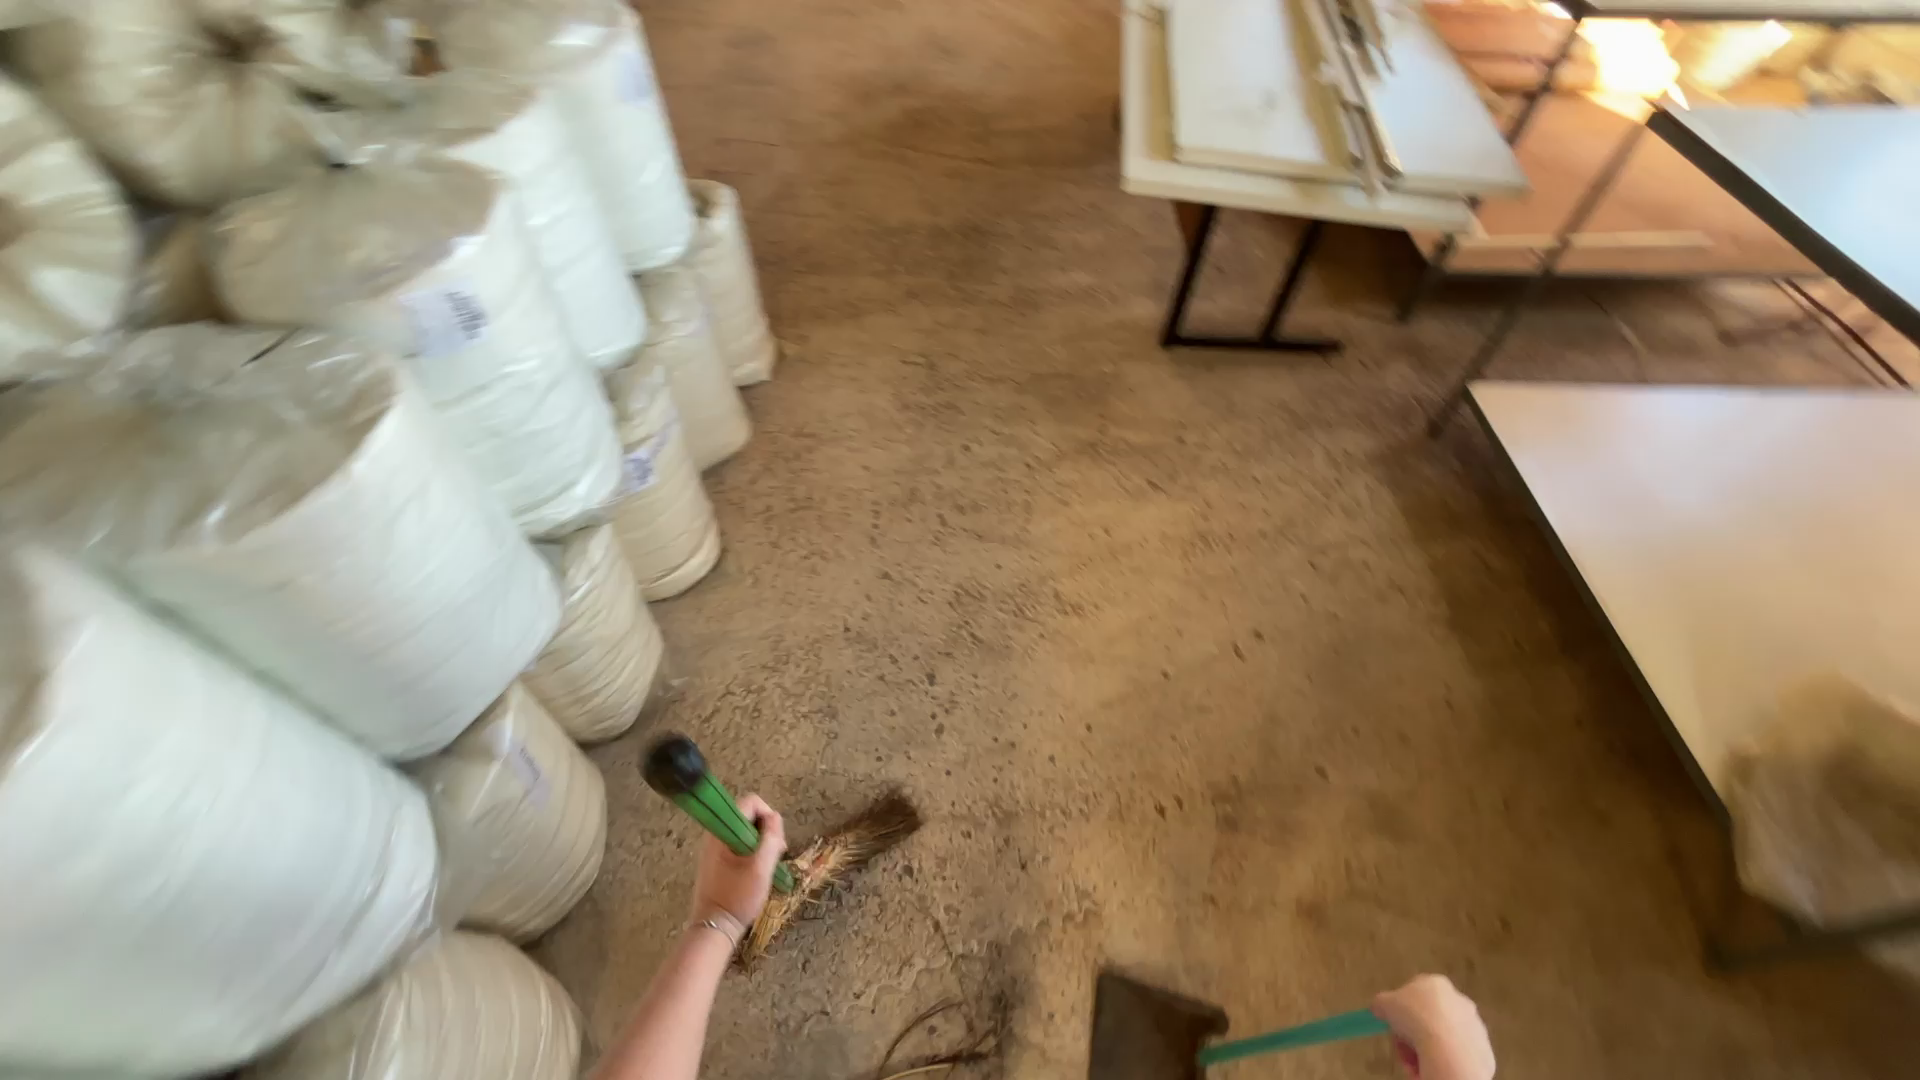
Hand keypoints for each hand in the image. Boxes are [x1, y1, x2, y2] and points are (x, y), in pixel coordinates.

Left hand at [691, 794, 785, 927]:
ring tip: (769, 864)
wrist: (714, 929)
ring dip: (761, 841)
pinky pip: (739, 842)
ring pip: (745, 829)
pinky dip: (753, 850)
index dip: (768, 814)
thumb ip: (771, 838)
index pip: (750, 802)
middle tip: (776, 853)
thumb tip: (775, 817)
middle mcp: (715, 834)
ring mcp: (714, 847)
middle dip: (767, 829)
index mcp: (722, 831)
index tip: (775, 838)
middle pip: (748, 814)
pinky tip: (758, 869)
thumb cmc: (737, 897)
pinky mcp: (716, 859)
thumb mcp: (761, 868)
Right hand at [1372, 975, 1495, 1079]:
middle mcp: (1459, 1001)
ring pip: (1443, 1037)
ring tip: (1416, 1061)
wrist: (1449, 1052)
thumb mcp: (1383, 1004)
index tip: (1395, 1023)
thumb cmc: (1414, 1018)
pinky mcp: (1484, 1051)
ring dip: (1427, 1048)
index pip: (1415, 991)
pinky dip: (1445, 1061)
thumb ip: (1381, 1003)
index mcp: (1436, 983)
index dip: (1402, 1008)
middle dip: (1414, 1032)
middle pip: (1430, 1016)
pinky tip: (1434, 1067)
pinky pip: (1457, 1055)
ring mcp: (1475, 1027)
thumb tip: (1379, 1008)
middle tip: (1403, 1046)